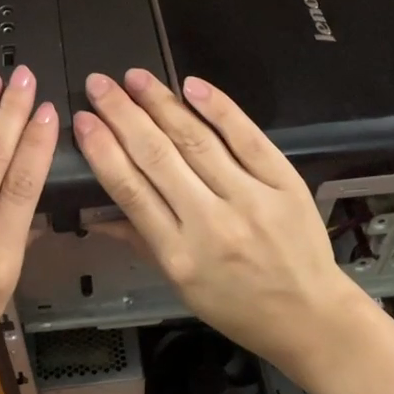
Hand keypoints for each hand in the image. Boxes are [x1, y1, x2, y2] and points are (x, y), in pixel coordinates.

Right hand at [71, 70, 366, 375]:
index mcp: (178, 253)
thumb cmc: (237, 305)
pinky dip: (219, 108)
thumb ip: (139, 242)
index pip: (131, 190)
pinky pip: (246, 137)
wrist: (310, 316)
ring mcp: (250, 198)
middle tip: (99, 84)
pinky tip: (191, 86)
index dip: (103, 150)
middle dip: (123, 115)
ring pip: (196, 140)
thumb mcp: (180, 285)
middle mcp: (211, 222)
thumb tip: (94, 214)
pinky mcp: (283, 182)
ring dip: (161, 103)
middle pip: (157, 156)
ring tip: (135, 77)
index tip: (83, 120)